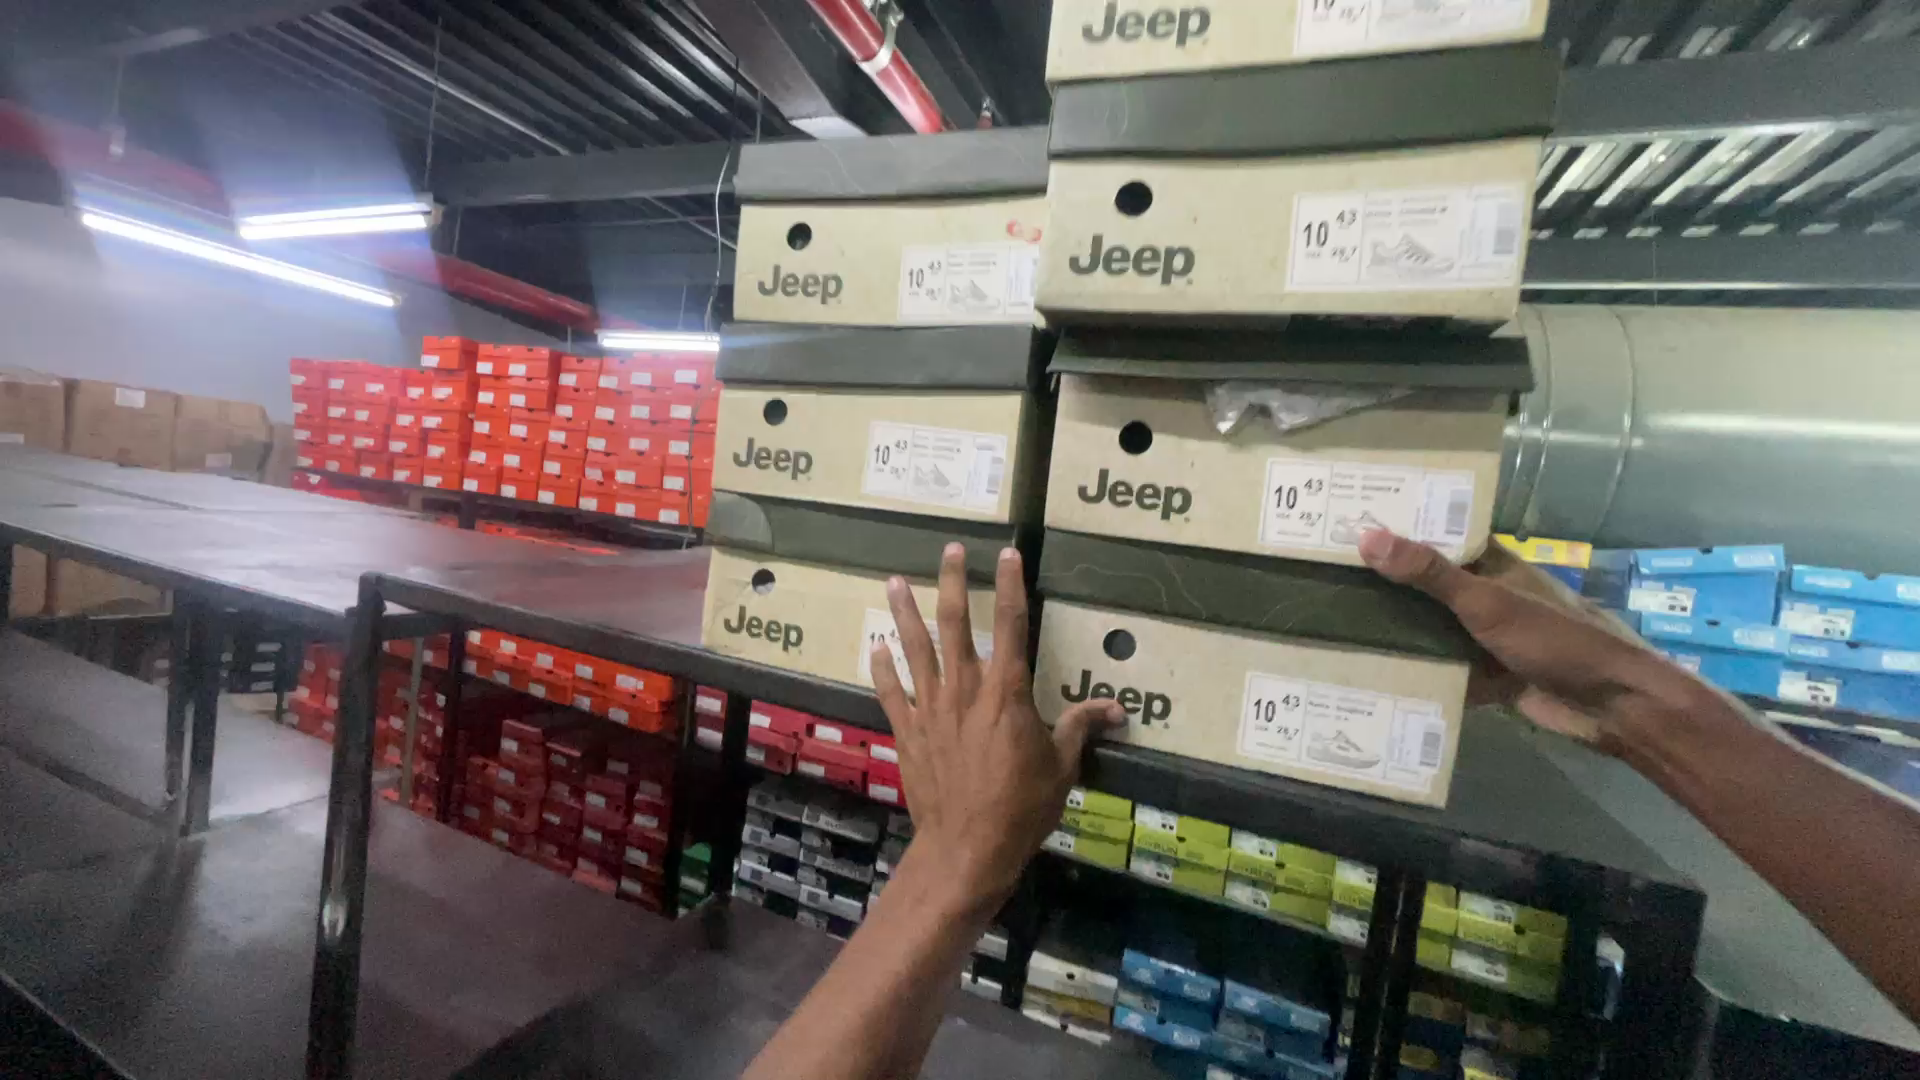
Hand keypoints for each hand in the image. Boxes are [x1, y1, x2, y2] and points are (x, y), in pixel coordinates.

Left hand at [870, 544, 1123, 911]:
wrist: (968, 847)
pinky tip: (874, 648)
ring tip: (893, 581)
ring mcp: (932, 707)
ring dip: (904, 613)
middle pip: (955, 623)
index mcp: (1006, 690)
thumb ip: (1081, 727)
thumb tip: (1118, 709)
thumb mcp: (1061, 766)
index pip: (1012, 624)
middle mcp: (965, 687)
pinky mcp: (908, 730)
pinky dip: (882, 669)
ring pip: (915, 648)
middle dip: (953, 582)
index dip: (1011, 584)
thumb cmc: (1022, 806)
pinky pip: (891, 692)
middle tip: (950, 550)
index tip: (1007, 553)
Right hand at [1357, 529, 1722, 759]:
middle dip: (1383, 579)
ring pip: (1427, 624)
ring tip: (1330, 615)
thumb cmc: (1558, 640)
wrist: (1616, 707)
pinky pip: (1436, 664)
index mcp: (1494, 565)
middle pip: (1425, 582)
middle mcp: (1486, 594)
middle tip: (1322, 571)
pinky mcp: (1482, 672)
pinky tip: (1365, 665)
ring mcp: (1483, 635)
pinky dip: (1410, 666)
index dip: (1398, 527)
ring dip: (1392, 625)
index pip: (1439, 535)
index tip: (1347, 521)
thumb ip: (1428, 573)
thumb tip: (1366, 537)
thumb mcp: (1487, 602)